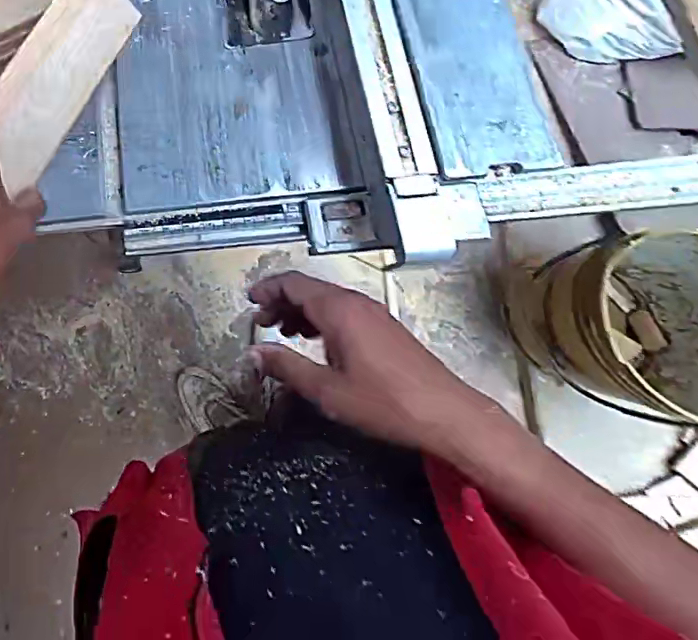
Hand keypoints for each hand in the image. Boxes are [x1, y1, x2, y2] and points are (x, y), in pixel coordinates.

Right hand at [249, 271, 510, 461]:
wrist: (446, 413)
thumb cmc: (389, 403)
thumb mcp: (328, 391)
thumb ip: (287, 368)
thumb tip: (256, 353)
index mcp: (339, 310)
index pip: (293, 283)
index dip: (268, 288)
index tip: (251, 298)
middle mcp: (356, 303)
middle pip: (309, 288)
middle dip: (281, 301)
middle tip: (261, 320)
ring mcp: (373, 313)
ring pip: (326, 299)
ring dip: (301, 310)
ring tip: (283, 333)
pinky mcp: (383, 326)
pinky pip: (344, 310)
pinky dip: (321, 319)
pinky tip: (317, 343)